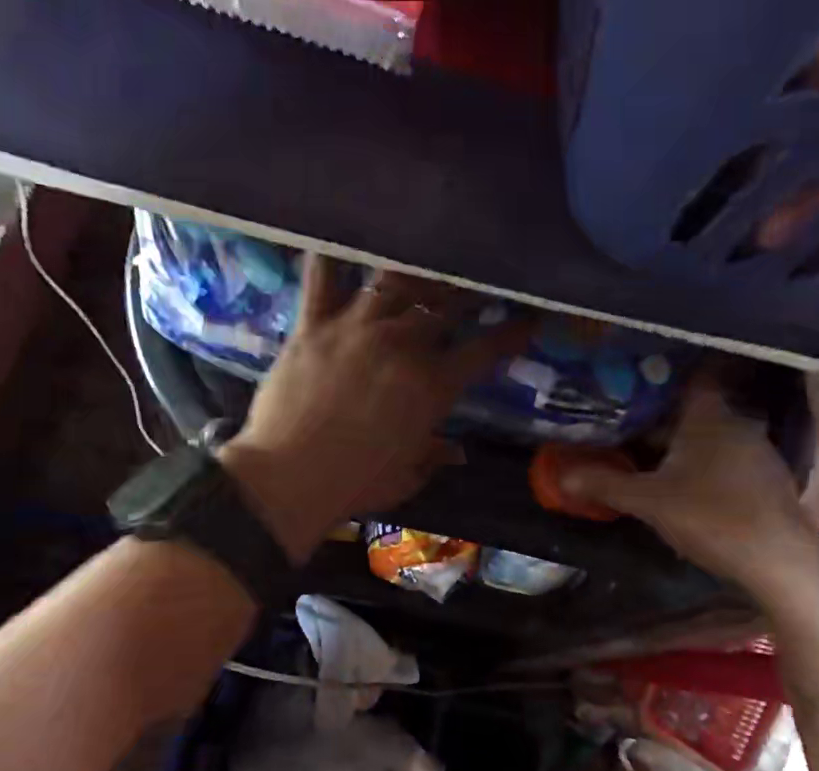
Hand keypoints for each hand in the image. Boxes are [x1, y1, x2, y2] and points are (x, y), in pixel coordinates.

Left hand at [219, 255, 531, 559]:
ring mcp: (357, 327)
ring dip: (415, 273)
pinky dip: (333, 255)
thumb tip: (456, 452)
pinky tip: (341, 240)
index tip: (527, 321)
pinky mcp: (314, 323)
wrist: (290, 476)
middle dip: (467, 293)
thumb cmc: (358, 482)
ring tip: (424, 266)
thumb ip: (435, 456)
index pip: (483, 350)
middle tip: (476, 286)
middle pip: (444, 306)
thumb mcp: (409, 476)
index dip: (510, 334)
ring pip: (394, 282)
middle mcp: (402, 345)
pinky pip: (323, 276)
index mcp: (433, 385)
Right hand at [558, 377, 818, 587]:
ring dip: (692, 447)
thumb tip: (562, 474)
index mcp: (708, 414)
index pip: (690, 376)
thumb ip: (606, 484)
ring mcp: (760, 450)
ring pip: (716, 438)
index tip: (637, 384)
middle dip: (669, 420)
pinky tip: (698, 489)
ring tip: (661, 461)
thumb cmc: (710, 515)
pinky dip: (713, 468)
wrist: (777, 556)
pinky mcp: (771, 479)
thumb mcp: (650, 502)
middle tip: (636, 430)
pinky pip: (733, 462)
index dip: (663, 377)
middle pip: (698, 410)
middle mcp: (738, 422)